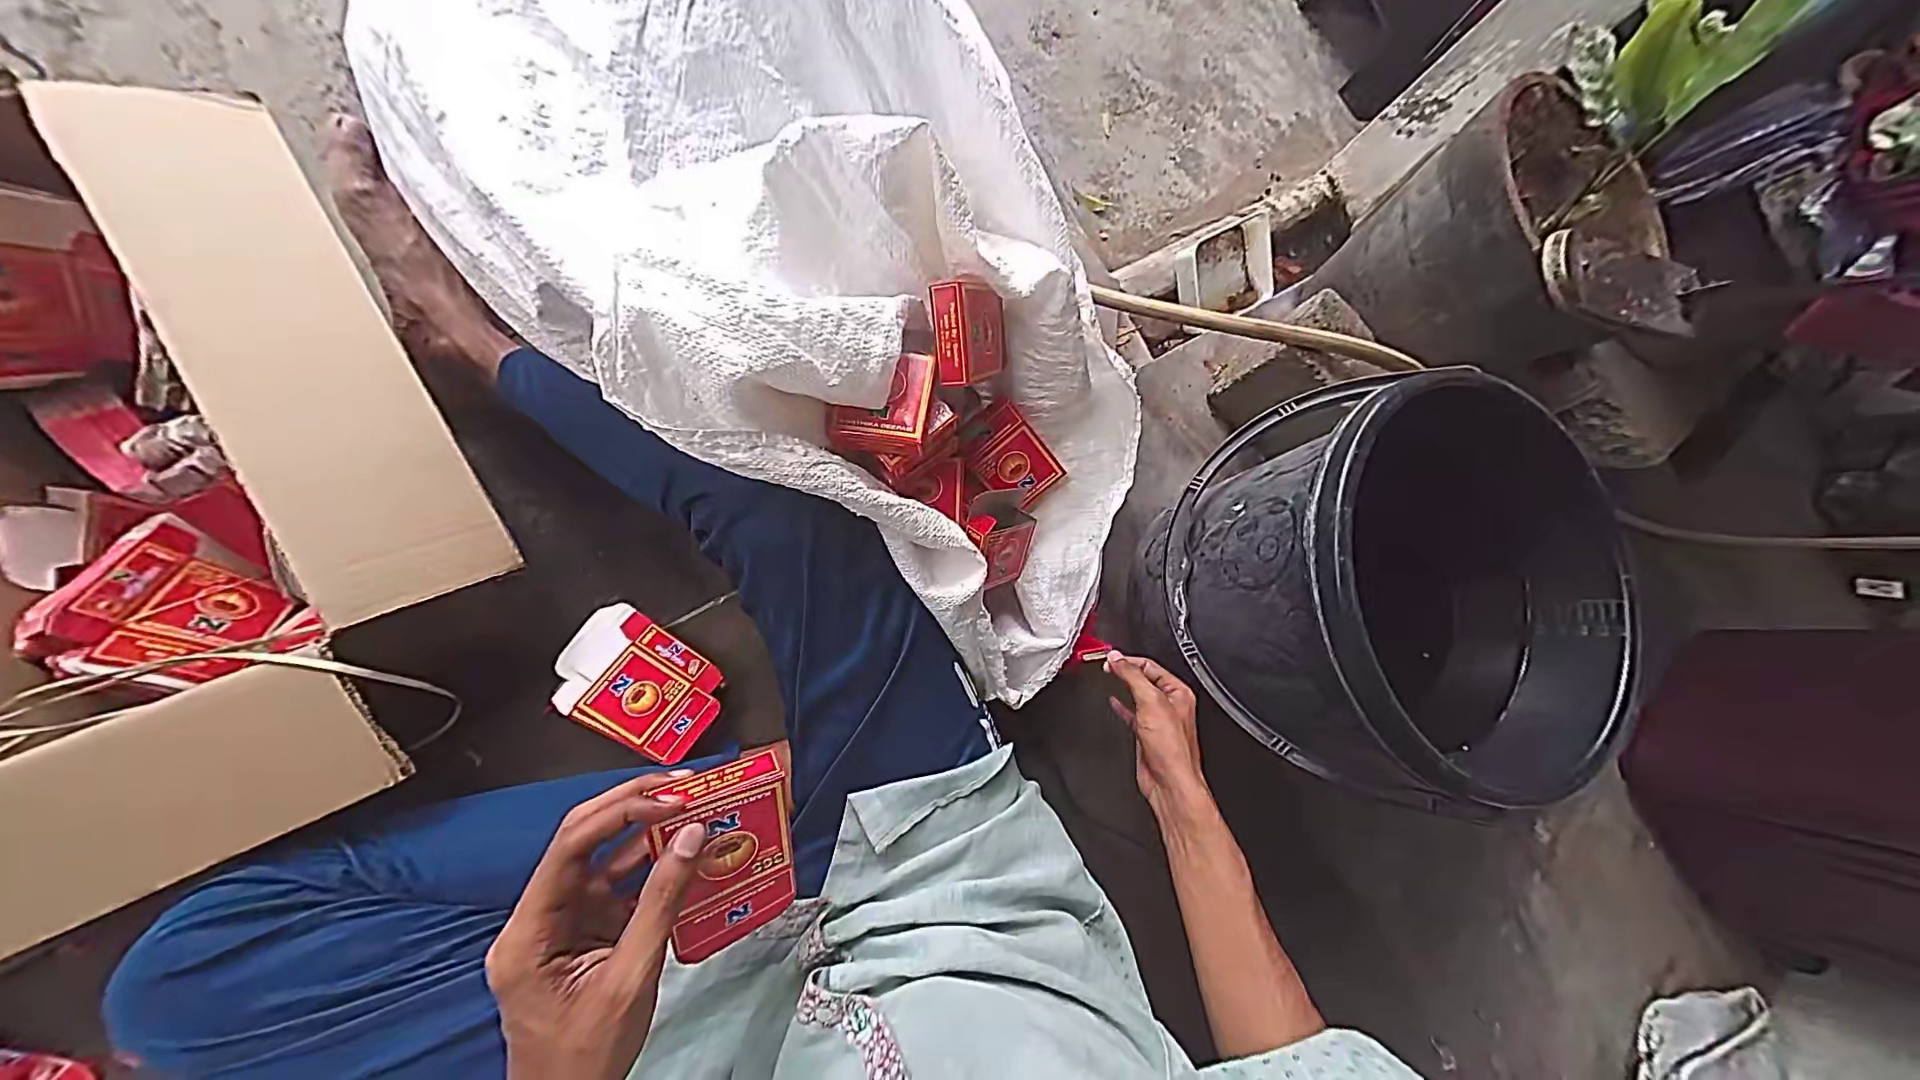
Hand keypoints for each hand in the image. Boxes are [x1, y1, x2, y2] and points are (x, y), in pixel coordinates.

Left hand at [487, 772, 708, 1079]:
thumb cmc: (586, 1058)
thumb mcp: (630, 978)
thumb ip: (661, 903)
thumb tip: (691, 836)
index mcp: (530, 931)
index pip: (571, 845)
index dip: (621, 812)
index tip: (670, 801)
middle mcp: (540, 915)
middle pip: (583, 837)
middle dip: (632, 804)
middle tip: (681, 785)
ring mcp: (564, 920)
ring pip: (604, 854)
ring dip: (647, 830)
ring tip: (690, 808)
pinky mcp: (587, 928)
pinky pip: (621, 881)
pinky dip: (653, 862)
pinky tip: (683, 850)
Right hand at [1105, 652, 1208, 815]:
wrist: (1170, 783)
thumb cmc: (1172, 750)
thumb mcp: (1150, 702)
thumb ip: (1132, 677)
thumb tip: (1118, 660)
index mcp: (1178, 692)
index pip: (1150, 666)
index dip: (1129, 660)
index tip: (1111, 658)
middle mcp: (1170, 704)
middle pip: (1143, 678)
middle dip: (1125, 669)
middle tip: (1108, 664)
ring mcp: (1158, 719)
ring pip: (1137, 694)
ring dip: (1122, 684)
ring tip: (1109, 675)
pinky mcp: (1146, 733)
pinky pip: (1131, 712)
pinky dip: (1121, 705)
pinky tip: (1113, 701)